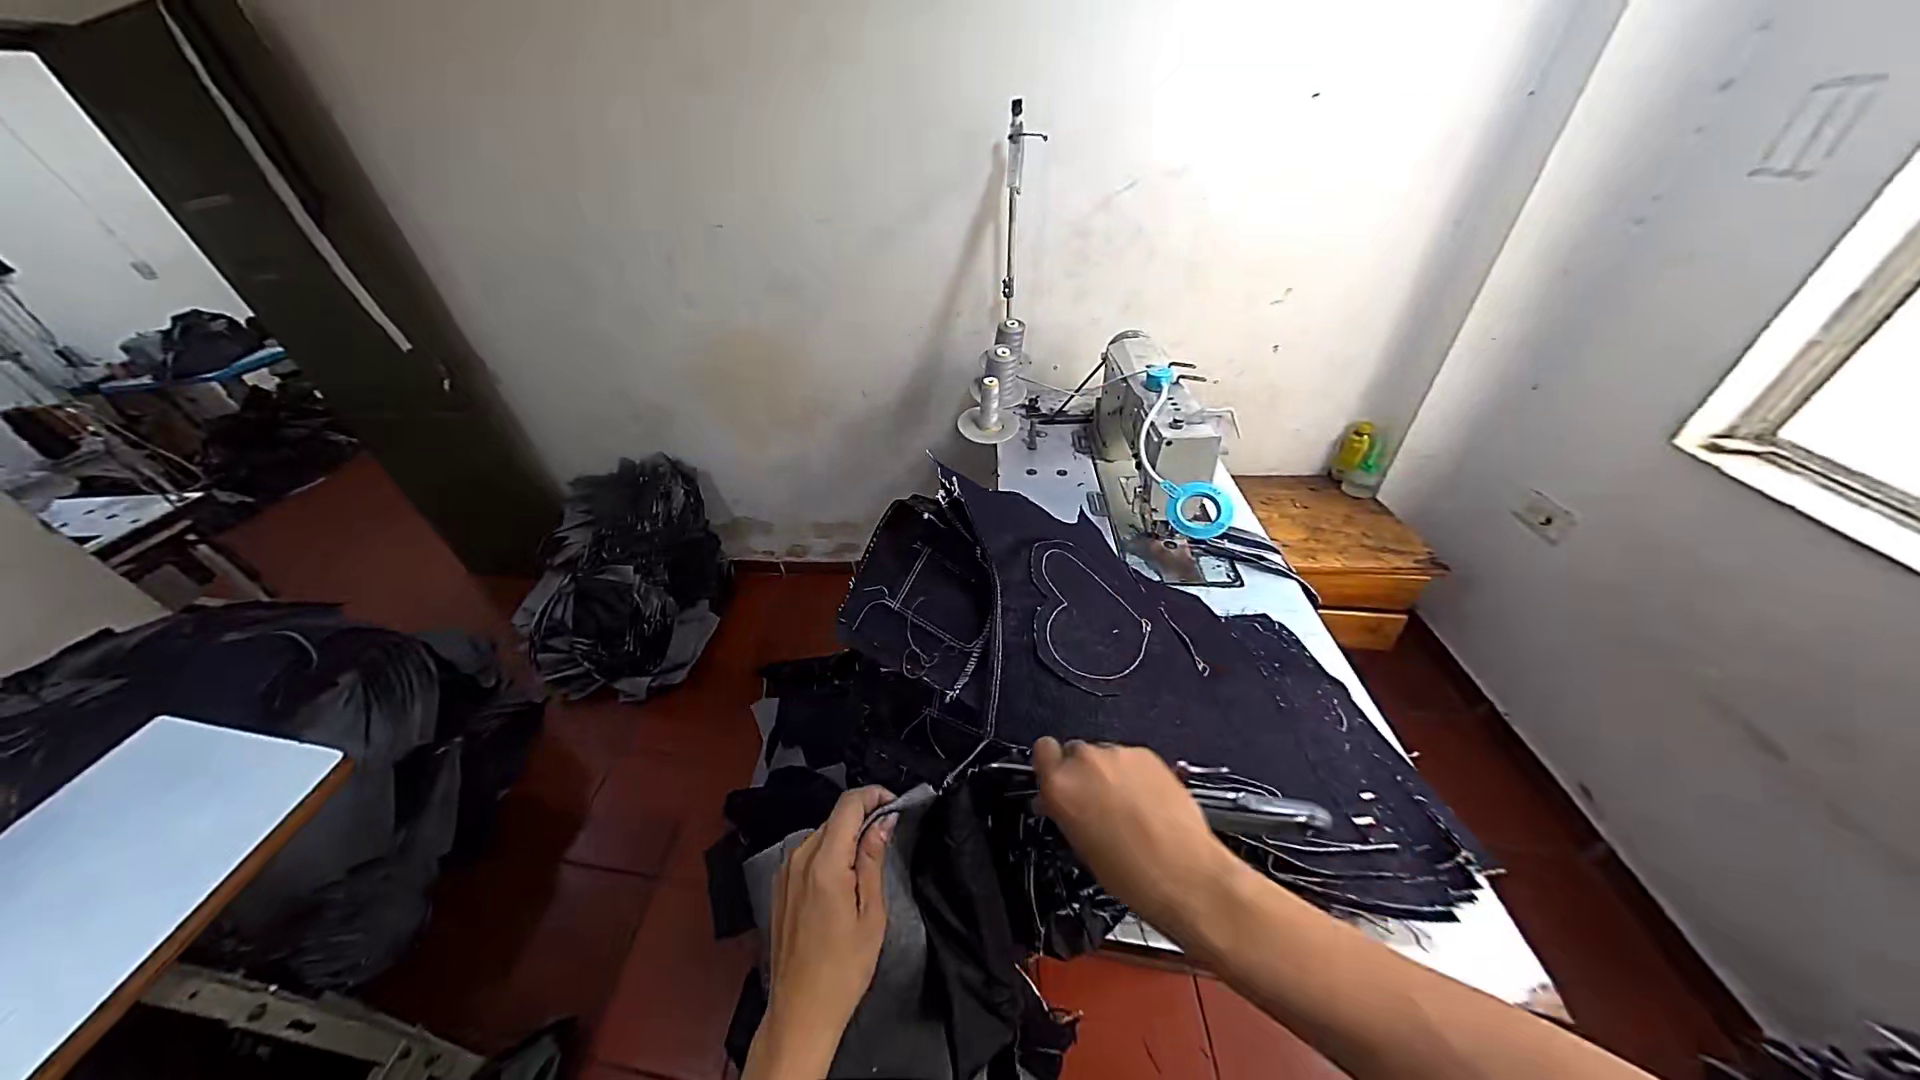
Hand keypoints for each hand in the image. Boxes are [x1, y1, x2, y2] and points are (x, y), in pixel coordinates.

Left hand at [746, 785, 895, 1079]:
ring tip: (870, 860)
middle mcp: (799, 859)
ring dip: (847, 836)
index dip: (874, 795)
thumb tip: (884, 821)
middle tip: (889, 835)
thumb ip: (874, 859)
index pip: (848, 804)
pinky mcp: (780, 885)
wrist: (800, 1011)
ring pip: (823, 833)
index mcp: (824, 863)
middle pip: (835, 817)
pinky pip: (809, 853)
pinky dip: (830, 852)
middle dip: (864, 817)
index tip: (895, 803)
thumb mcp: (872, 913)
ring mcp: (785, 872)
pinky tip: (845, 878)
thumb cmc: (842, 969)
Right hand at [1031, 737, 1239, 935]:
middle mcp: (1086, 763)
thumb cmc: (1134, 874)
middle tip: (1094, 802)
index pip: (1042, 750)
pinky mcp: (1147, 755)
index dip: (1050, 766)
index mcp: (1060, 786)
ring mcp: (1118, 756)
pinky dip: (1135, 775)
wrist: (1185, 873)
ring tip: (1126, 808)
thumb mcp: (1080, 847)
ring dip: (1109, 775)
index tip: (1057, 779)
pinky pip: (1131, 758)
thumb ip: (1063, 812)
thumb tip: (1058, 802)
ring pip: (1104, 756)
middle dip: (1082, 774)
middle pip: (1074, 752)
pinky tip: (1145, 803)